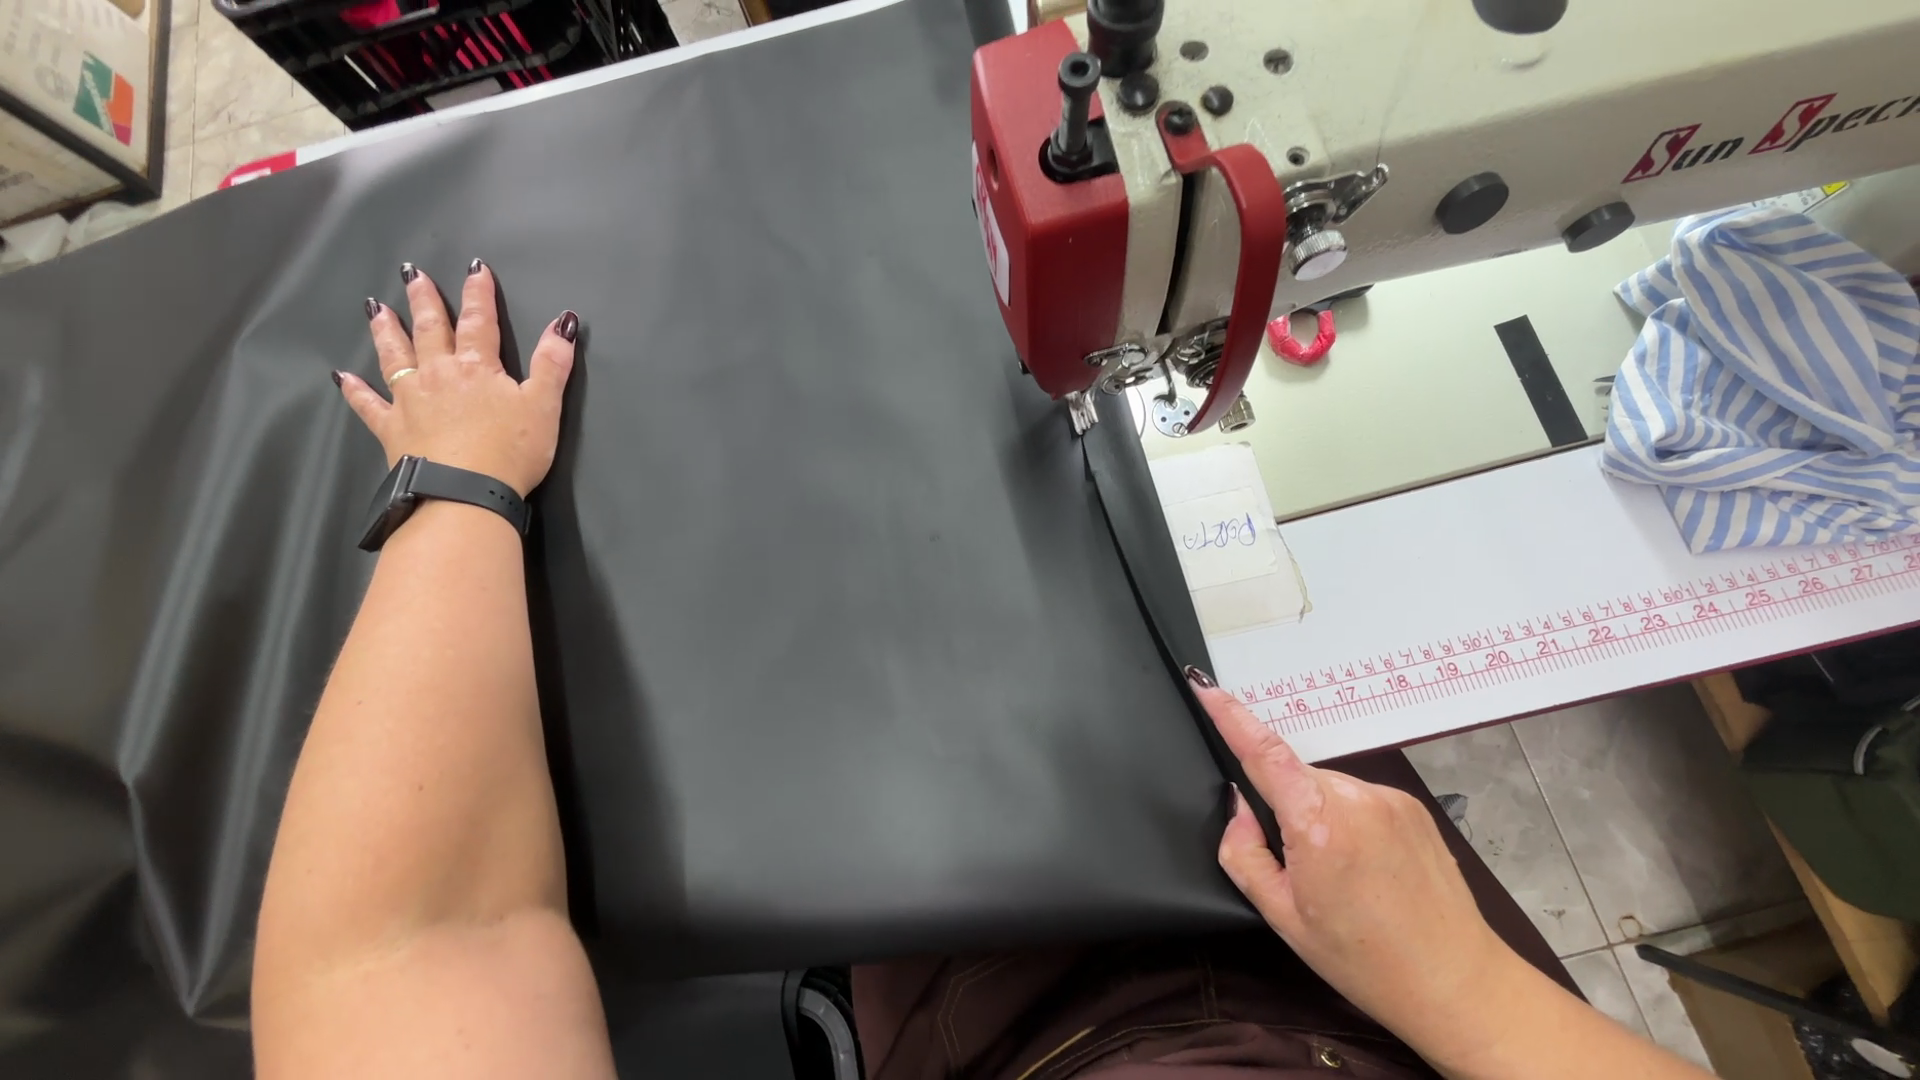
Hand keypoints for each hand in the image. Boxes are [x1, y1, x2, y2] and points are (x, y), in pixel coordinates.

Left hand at [336, 260, 577, 496]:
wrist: (465, 491)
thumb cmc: (511, 450)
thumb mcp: (544, 405)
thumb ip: (552, 363)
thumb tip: (564, 322)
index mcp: (477, 367)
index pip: (479, 323)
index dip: (479, 294)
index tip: (475, 268)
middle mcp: (438, 374)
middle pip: (431, 330)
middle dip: (425, 301)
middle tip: (412, 274)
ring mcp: (410, 400)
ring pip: (396, 356)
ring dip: (386, 330)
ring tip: (377, 308)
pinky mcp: (392, 428)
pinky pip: (369, 404)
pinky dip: (355, 391)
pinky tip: (341, 378)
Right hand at [1193, 673, 1522, 1052]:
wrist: (1459, 984)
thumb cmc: (1366, 959)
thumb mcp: (1282, 914)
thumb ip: (1244, 852)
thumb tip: (1238, 808)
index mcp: (1317, 825)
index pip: (1262, 752)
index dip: (1229, 715)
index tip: (1205, 686)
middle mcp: (1356, 799)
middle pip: (1293, 776)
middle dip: (1282, 804)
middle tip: (1297, 864)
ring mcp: (1389, 799)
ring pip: (1324, 787)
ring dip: (1316, 814)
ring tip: (1341, 874)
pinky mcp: (1412, 806)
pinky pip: (1356, 797)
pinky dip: (1346, 820)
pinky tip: (1366, 866)